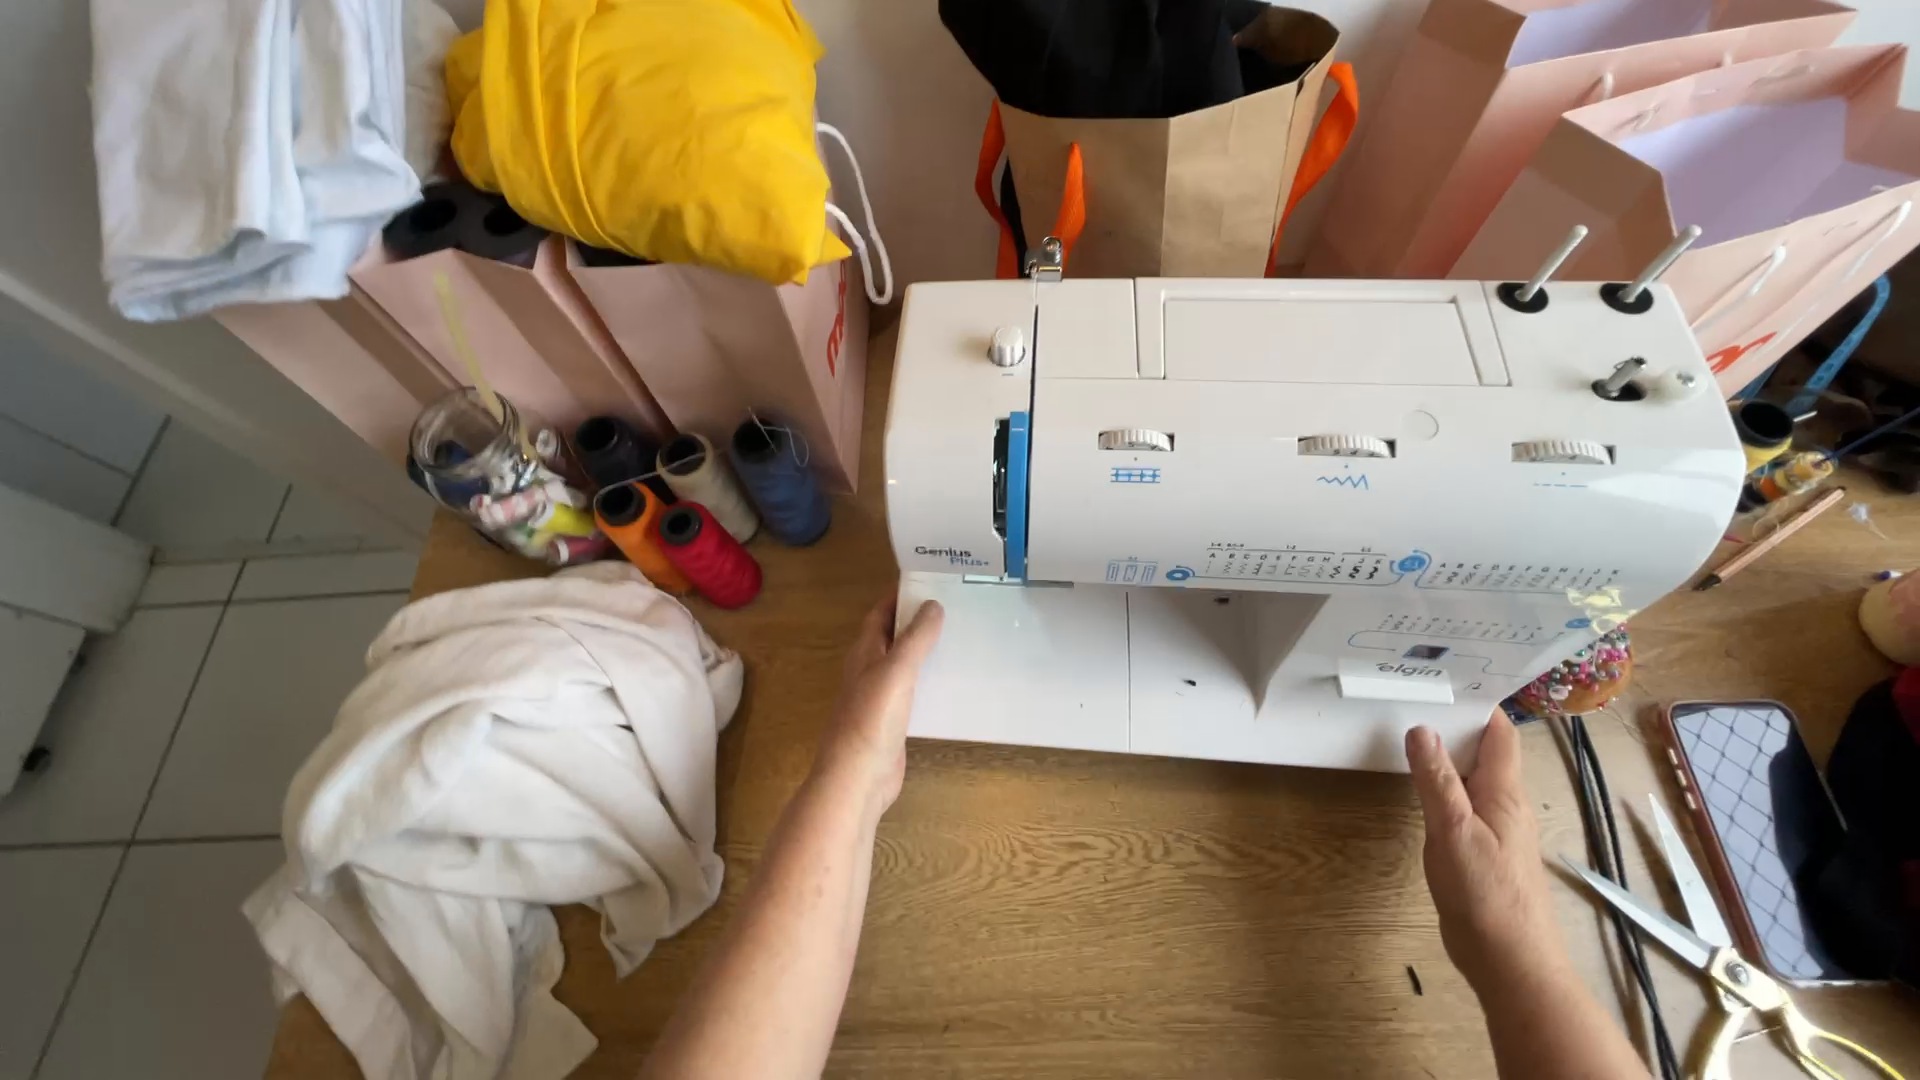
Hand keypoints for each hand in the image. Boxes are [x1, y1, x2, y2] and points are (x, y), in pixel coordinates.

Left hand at [815, 598, 944, 813]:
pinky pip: (913, 691)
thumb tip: (933, 606)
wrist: (858, 776)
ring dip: (925, 651)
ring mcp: (880, 697)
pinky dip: (930, 681)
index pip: (880, 613)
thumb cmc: (872, 718)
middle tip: (954, 607)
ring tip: (959, 639)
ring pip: (904, 664)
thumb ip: (915, 638)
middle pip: (892, 636)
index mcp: (864, 652)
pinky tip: (952, 683)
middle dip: (917, 621)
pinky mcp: (892, 720)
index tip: (931, 582)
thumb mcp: (897, 670)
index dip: (900, 596)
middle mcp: (869, 670)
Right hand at [1406, 712, 1566, 994]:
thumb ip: (1436, 780)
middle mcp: (1502, 803)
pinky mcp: (1475, 848)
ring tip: (1410, 726)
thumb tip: (1421, 728)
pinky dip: (1439, 781)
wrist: (1509, 960)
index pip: (1499, 735)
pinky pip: (1458, 800)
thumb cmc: (1486, 893)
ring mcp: (1490, 827)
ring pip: (1469, 776)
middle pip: (1483, 751)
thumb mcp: (1453, 831)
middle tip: (1415, 692)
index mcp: (1504, 793)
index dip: (1479, 704)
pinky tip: (1415, 782)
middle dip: (1455, 721)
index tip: (1447, 675)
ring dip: (1445, 751)